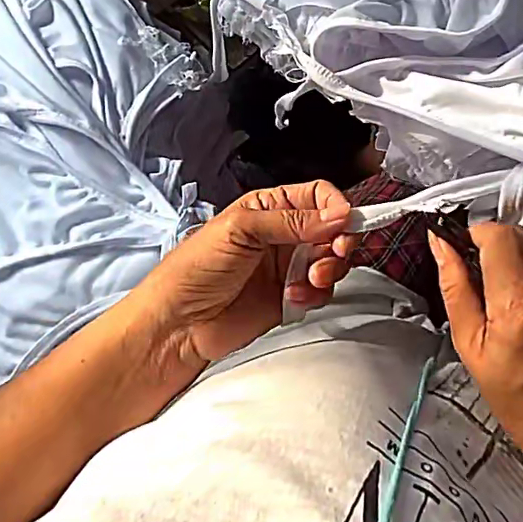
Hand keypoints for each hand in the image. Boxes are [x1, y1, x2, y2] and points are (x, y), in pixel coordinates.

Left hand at [135, 181, 358, 367]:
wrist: (178, 325)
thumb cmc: (192, 270)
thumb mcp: (240, 230)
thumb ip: (290, 221)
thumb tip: (334, 215)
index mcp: (268, 207)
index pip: (317, 196)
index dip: (336, 206)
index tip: (344, 222)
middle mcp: (282, 234)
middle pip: (333, 228)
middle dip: (339, 241)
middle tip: (332, 252)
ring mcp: (287, 266)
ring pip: (331, 260)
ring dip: (328, 269)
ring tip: (309, 277)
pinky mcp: (290, 296)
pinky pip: (321, 291)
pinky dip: (316, 294)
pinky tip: (293, 296)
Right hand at [430, 224, 522, 475]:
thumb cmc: (517, 396)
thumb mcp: (470, 346)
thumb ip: (455, 287)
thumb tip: (441, 243)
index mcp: (519, 308)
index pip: (497, 236)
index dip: (475, 236)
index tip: (465, 252)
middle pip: (517, 235)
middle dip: (494, 247)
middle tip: (483, 279)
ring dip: (516, 259)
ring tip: (509, 297)